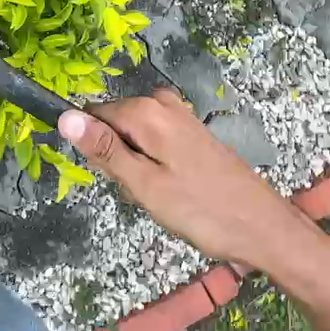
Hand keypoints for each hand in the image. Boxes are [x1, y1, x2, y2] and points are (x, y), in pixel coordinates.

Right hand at [59, 92, 329, 330]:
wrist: (266, 229)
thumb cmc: (202, 211)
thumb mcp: (144, 185)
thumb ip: (103, 149)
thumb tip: (63, 116)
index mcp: (144, 110)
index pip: (91, 117)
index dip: (97, 150)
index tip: (119, 178)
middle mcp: (160, 101)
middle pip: (113, 125)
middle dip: (119, 157)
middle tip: (145, 191)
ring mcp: (178, 113)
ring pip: (133, 134)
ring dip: (138, 163)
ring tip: (163, 193)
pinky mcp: (190, 128)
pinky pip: (153, 138)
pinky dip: (156, 162)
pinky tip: (177, 188)